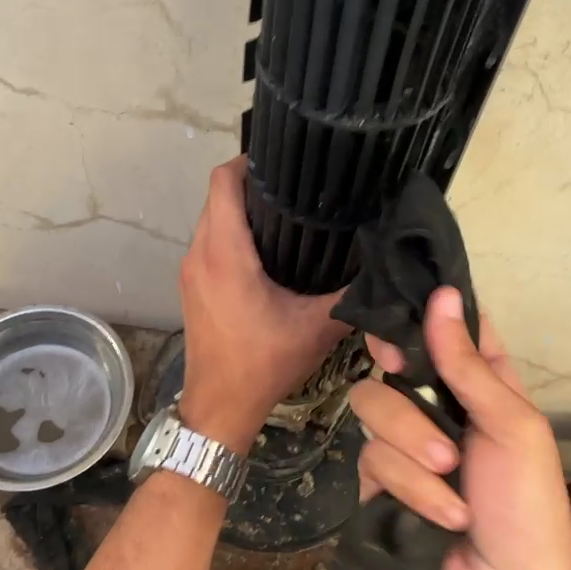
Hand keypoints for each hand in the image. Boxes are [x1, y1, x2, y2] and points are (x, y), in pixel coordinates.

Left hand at [177, 157, 349, 450]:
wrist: (221, 407)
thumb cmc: (264, 364)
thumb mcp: (317, 327)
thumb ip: (350, 293)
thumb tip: (380, 263)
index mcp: (224, 253)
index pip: (223, 182)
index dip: (250, 162)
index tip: (285, 163)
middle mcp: (199, 254)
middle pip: (217, 198)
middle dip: (252, 186)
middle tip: (296, 190)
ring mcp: (189, 271)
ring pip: (211, 221)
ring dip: (240, 212)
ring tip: (285, 217)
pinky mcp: (190, 286)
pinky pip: (208, 243)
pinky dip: (231, 236)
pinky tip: (266, 251)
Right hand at [349, 286, 570, 569]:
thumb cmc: (527, 511)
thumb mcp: (513, 429)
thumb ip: (469, 365)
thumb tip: (441, 295)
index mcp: (483, 387)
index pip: (448, 331)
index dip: (424, 316)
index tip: (406, 320)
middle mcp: (439, 408)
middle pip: (393, 364)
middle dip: (412, 399)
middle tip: (428, 417)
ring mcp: (405, 445)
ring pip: (374, 408)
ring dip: (414, 448)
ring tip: (451, 482)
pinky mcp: (379, 482)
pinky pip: (371, 458)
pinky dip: (409, 486)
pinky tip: (439, 515)